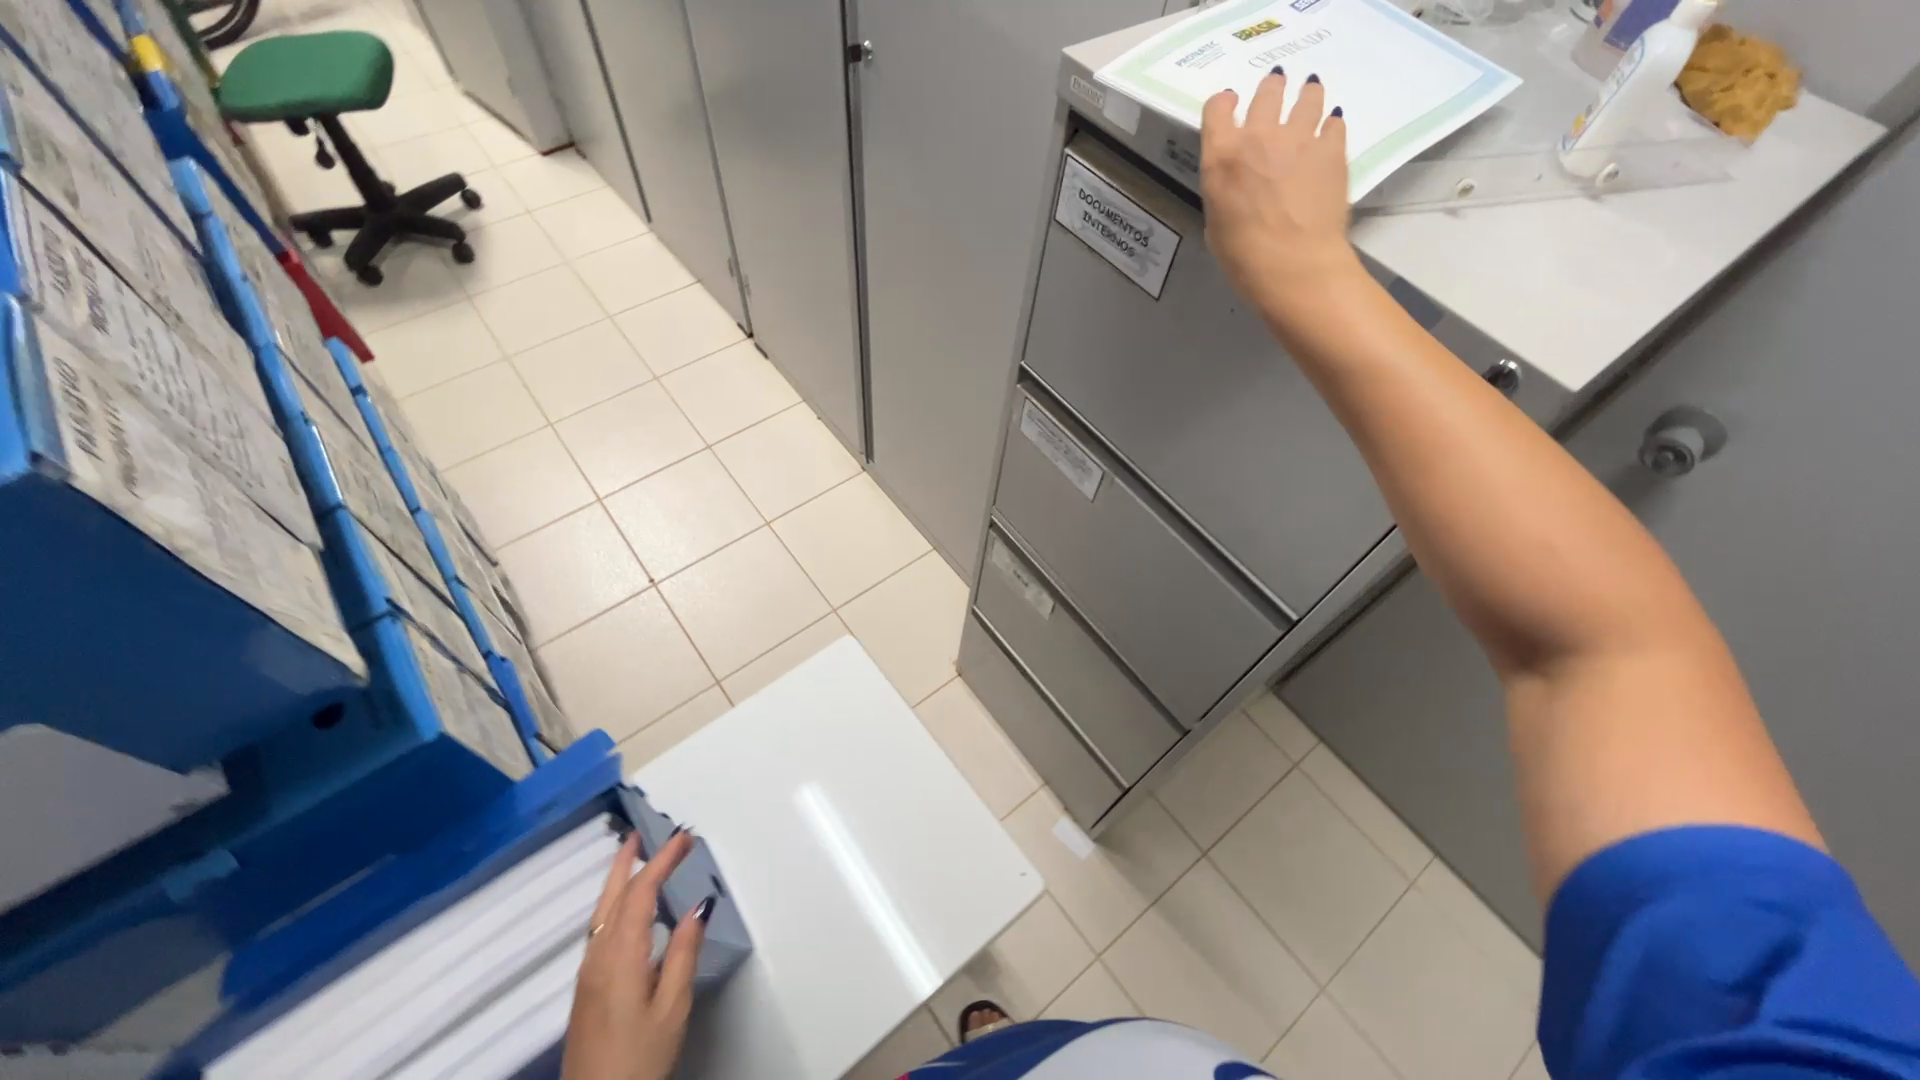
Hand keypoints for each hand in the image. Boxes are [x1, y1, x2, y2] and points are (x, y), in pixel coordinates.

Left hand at [562, 829, 710, 1079]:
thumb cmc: (638, 1057)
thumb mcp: (672, 1008)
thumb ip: (683, 954)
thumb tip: (697, 908)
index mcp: (620, 956)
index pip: (640, 893)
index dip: (662, 860)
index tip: (684, 837)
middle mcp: (598, 956)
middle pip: (612, 896)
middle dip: (630, 861)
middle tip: (647, 832)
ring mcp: (588, 970)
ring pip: (602, 911)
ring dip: (620, 878)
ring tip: (637, 856)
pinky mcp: (587, 985)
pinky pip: (600, 927)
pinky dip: (615, 902)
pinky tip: (627, 906)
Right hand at [1200, 70, 1360, 312]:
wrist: (1294, 266)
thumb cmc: (1243, 256)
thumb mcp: (1216, 220)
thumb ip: (1225, 187)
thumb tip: (1239, 180)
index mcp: (1222, 155)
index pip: (1218, 106)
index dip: (1224, 102)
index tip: (1231, 105)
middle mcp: (1259, 136)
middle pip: (1268, 90)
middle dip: (1272, 87)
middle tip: (1276, 88)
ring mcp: (1300, 138)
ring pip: (1308, 95)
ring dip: (1307, 94)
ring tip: (1309, 95)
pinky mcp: (1333, 149)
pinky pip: (1334, 122)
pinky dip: (1330, 124)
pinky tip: (1329, 131)